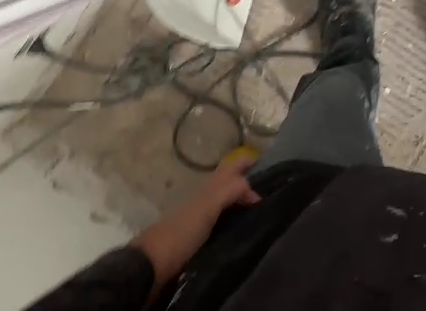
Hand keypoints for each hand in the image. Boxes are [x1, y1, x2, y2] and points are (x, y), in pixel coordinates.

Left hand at [132, 153, 259, 297]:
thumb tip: (255, 190)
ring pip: (228, 198)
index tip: (273, 171)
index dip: (250, 163)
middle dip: (249, 180)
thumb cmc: (181, 231)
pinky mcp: (200, 234)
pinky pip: (223, 218)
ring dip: (243, 198)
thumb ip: (230, 190)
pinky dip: (235, 217)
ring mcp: (202, 214)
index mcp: (210, 184)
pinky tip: (244, 227)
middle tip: (271, 190)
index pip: (234, 165)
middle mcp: (207, 194)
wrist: (153, 263)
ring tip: (262, 209)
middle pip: (231, 180)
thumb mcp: (208, 206)